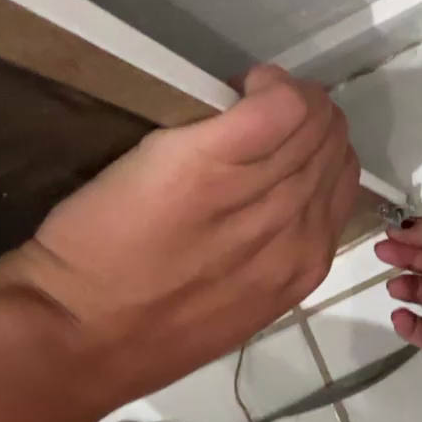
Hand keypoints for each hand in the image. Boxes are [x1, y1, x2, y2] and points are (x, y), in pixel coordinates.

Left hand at [0, 65, 358, 409]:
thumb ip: (272, 249)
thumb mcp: (238, 301)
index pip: (344, 172)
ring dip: (287, 96)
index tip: (275, 141)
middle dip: (307, 116)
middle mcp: (299, 226)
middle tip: (257, 115)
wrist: (77, 336)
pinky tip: (241, 87)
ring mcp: (259, 194)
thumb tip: (277, 189)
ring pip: (313, 117)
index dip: (315, 145)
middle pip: (334, 140)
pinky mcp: (212, 162)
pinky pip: (277, 107)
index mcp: (307, 262)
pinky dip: (268, 85)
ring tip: (244, 101)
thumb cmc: (147, 326)